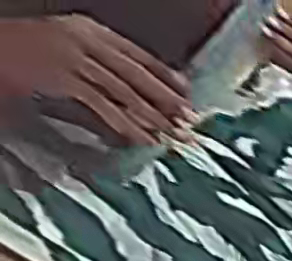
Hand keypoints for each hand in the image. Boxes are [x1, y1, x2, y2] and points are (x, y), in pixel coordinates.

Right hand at [0, 16, 190, 145]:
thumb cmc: (37, 50)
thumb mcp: (78, 47)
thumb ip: (116, 63)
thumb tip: (165, 88)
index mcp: (90, 29)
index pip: (141, 55)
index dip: (169, 79)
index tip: (191, 98)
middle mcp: (82, 39)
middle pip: (138, 76)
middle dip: (169, 102)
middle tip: (193, 122)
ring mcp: (70, 57)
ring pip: (126, 93)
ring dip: (156, 119)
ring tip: (178, 136)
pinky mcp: (61, 77)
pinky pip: (105, 106)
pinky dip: (129, 125)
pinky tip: (146, 140)